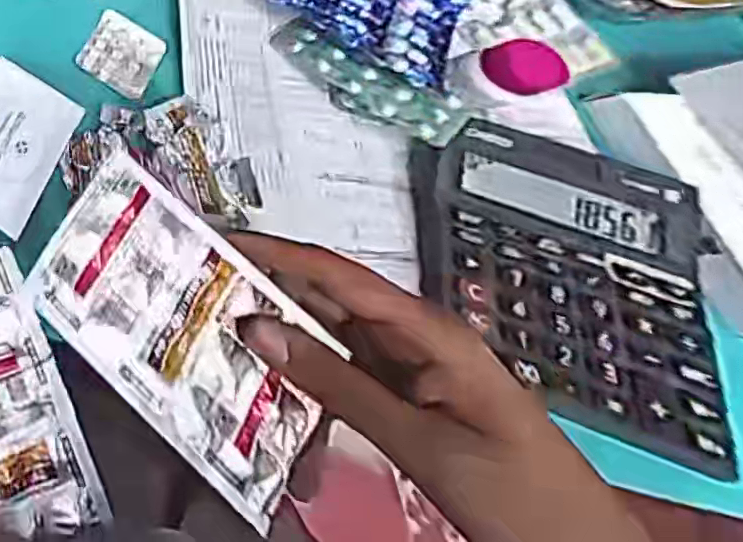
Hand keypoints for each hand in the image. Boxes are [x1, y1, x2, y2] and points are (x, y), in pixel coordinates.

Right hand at [228, 233, 650, 541]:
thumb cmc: (530, 503)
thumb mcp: (421, 442)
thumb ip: (334, 382)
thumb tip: (262, 330)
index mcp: (427, 330)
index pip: (335, 272)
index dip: (276, 250)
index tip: (227, 241)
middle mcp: (414, 336)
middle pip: (326, 295)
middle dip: (268, 285)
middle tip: (213, 284)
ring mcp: (408, 364)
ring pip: (328, 330)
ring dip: (281, 326)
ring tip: (229, 321)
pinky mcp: (403, 392)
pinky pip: (339, 365)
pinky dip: (303, 363)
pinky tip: (272, 368)